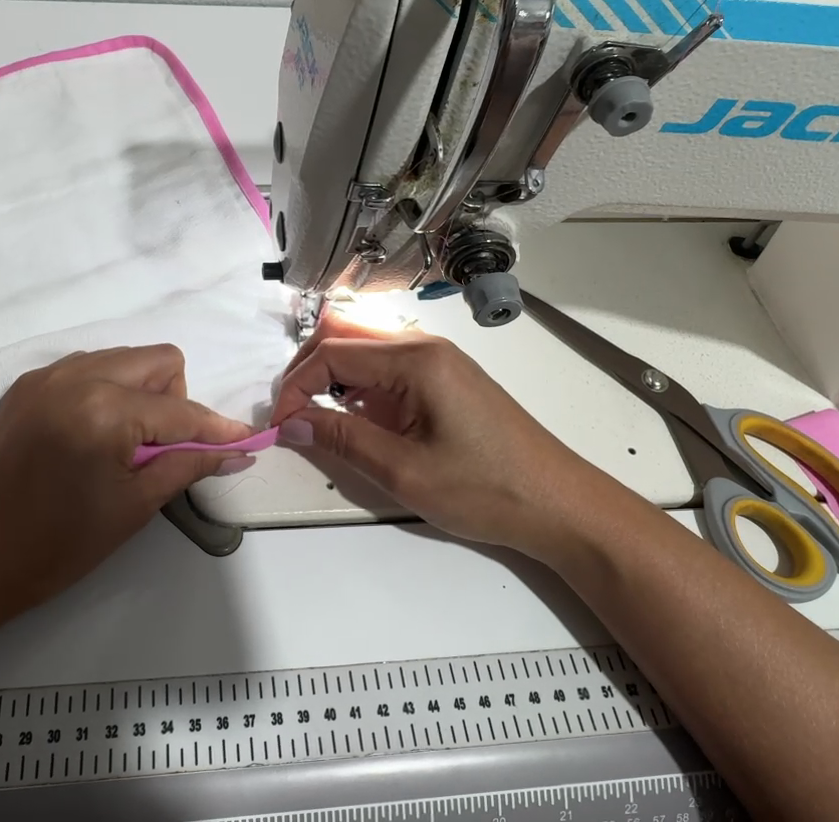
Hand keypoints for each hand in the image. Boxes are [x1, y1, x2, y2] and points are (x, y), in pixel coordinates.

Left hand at [0, 345, 256, 628]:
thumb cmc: (53, 547)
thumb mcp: (132, 508)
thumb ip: (187, 465)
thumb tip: (234, 448)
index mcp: (104, 408)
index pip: (180, 410)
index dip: (217, 429)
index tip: (244, 442)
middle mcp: (74, 375)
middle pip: (156, 361)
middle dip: (175, 401)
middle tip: (163, 451)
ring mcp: (44, 377)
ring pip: (121, 359)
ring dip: (141, 393)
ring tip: (126, 448)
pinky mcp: (23, 388)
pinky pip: (85, 369)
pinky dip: (106, 392)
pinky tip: (95, 438)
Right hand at [270, 313, 583, 552]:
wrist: (558, 504)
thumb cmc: (487, 489)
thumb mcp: (403, 470)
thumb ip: (341, 438)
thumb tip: (291, 423)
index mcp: (415, 359)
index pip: (332, 353)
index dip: (296, 387)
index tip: (279, 426)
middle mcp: (425, 346)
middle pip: (344, 334)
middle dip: (307, 370)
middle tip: (291, 416)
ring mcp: (437, 360)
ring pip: (364, 347)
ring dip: (332, 376)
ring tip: (316, 419)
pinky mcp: (445, 378)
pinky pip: (387, 367)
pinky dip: (359, 386)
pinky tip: (356, 420)